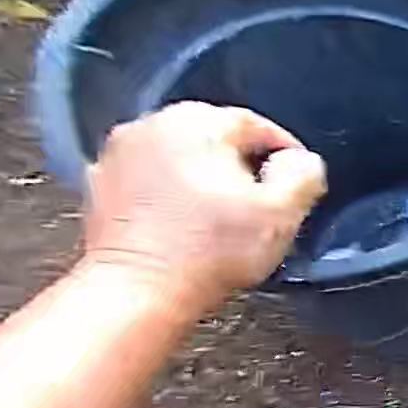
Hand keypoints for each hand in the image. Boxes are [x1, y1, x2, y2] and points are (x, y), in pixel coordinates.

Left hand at [82, 102, 327, 314]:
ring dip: (211, 172)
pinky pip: (155, 171)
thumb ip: (302, 177)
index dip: (287, 150)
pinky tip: (193, 217)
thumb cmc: (217, 248)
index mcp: (198, 126)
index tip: (301, 180)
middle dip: (247, 159)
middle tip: (270, 196)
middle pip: (215, 133)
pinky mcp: (103, 180)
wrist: (143, 285)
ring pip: (184, 151)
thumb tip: (303, 160)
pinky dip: (178, 186)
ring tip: (232, 208)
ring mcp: (119, 151)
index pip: (255, 122)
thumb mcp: (282, 214)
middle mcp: (151, 125)